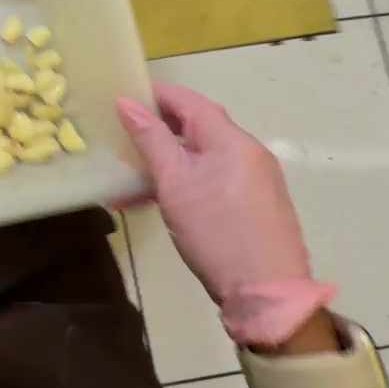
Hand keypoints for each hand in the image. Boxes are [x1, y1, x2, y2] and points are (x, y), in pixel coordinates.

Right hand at [117, 81, 335, 346]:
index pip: (189, 101)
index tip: (121, 93)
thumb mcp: (173, 182)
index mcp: (231, 140)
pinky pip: (212, 177)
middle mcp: (248, 152)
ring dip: (165, 159)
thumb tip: (126, 103)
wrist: (268, 294)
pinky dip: (183, 180)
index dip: (155, 93)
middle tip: (120, 133)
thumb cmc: (215, 230)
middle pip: (197, 126)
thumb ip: (150, 139)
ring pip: (202, 155)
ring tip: (129, 175)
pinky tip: (155, 201)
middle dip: (157, 127)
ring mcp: (254, 179)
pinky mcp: (254, 203)